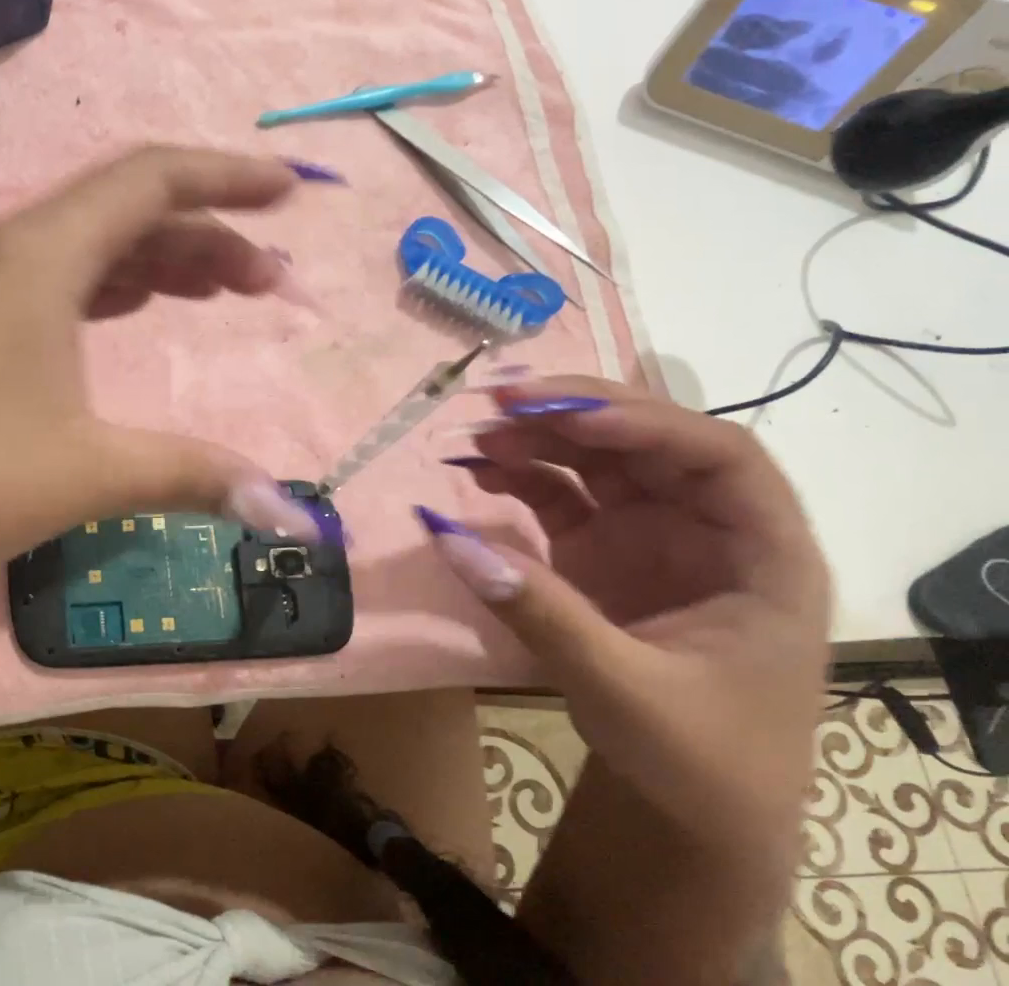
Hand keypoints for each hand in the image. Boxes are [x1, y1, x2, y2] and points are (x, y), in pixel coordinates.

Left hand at [0, 147, 322, 605]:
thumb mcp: (83, 476)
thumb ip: (189, 475)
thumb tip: (283, 507)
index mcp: (38, 258)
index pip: (150, 181)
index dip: (228, 179)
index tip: (292, 196)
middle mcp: (2, 254)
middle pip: (122, 214)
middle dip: (205, 236)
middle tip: (266, 285)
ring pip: (81, 250)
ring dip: (153, 264)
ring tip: (215, 296)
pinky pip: (45, 284)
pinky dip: (101, 293)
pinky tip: (125, 318)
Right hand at [421, 376, 830, 845]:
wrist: (689, 809)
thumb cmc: (695, 757)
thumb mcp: (622, 689)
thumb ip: (540, 612)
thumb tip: (447, 537)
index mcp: (762, 556)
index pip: (719, 458)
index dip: (645, 425)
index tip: (563, 419)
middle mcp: (708, 530)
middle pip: (650, 443)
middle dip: (577, 414)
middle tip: (501, 399)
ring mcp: (651, 539)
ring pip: (601, 462)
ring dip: (540, 440)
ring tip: (476, 435)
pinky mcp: (602, 556)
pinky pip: (562, 497)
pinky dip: (520, 478)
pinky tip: (479, 471)